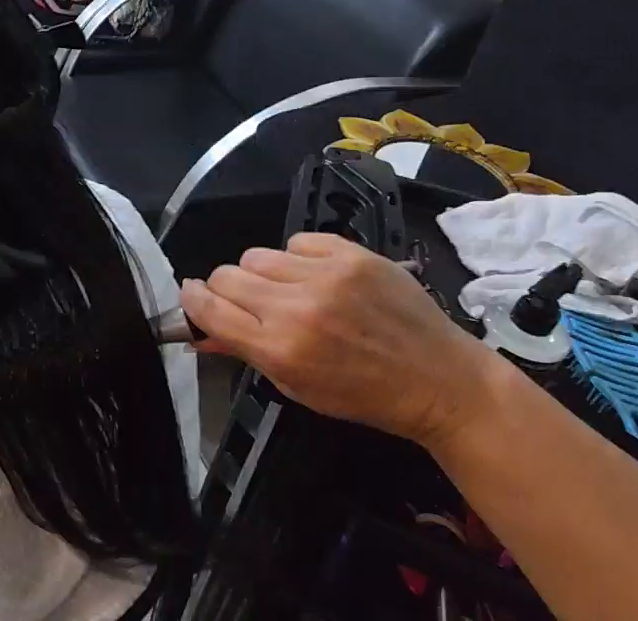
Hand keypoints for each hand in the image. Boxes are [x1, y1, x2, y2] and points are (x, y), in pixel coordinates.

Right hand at [180, 233, 506, 449]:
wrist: (444, 382)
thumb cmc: (366, 396)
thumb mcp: (297, 386)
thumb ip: (245, 352)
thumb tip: (199, 332)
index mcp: (279, 349)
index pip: (208, 307)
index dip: (194, 300)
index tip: (195, 298)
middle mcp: (296, 308)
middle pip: (225, 275)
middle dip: (228, 290)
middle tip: (251, 305)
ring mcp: (325, 277)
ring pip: (256, 256)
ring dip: (263, 274)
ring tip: (290, 291)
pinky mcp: (351, 255)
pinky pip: (297, 241)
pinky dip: (299, 258)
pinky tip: (319, 278)